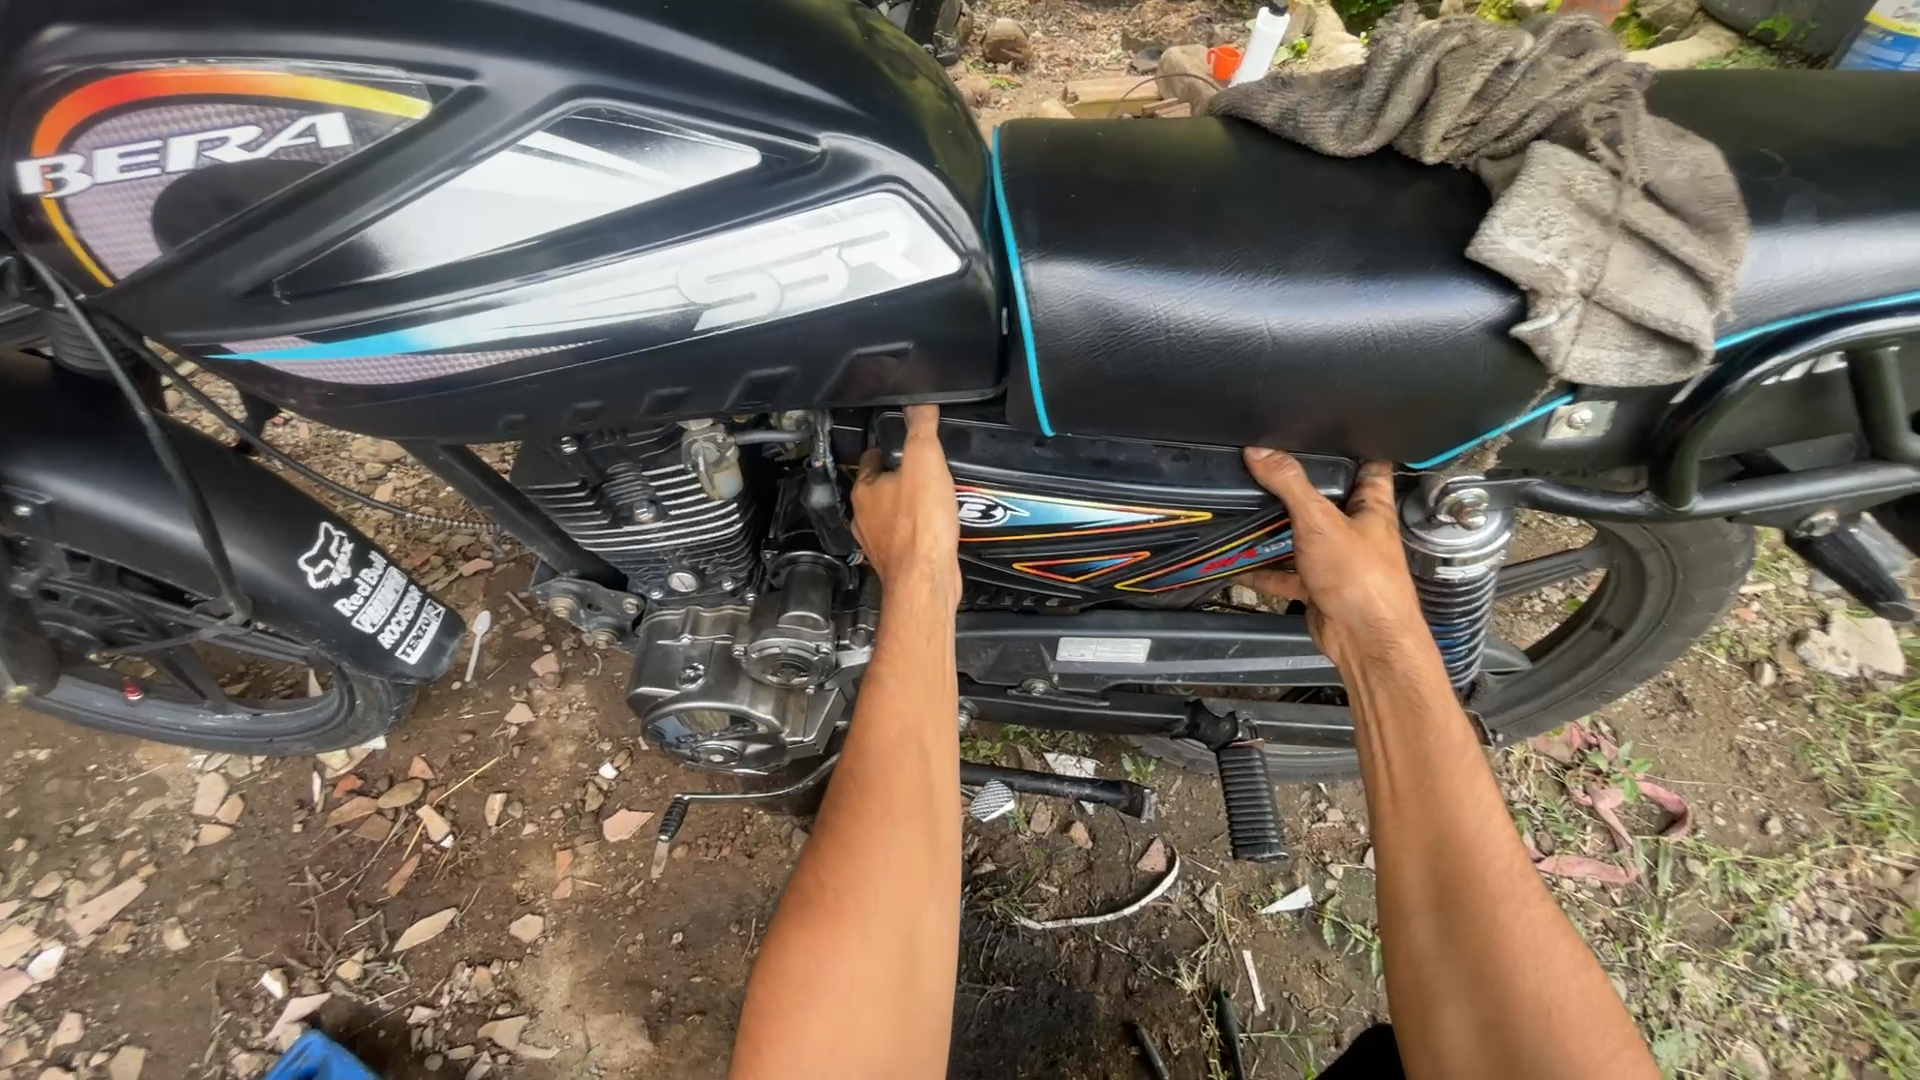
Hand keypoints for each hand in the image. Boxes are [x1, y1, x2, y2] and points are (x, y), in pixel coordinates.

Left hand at [853, 406, 961, 607]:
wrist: (927, 580)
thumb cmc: (921, 528)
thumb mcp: (924, 461)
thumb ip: (921, 428)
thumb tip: (921, 403)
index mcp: (864, 491)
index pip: (869, 458)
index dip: (885, 446)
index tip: (897, 440)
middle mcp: (865, 518)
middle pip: (877, 488)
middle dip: (895, 477)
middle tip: (918, 468)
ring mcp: (880, 542)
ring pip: (888, 516)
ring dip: (904, 505)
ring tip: (928, 496)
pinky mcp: (898, 562)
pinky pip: (904, 538)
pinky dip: (915, 531)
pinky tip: (932, 529)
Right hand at [1237, 449, 1429, 669]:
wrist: (1364, 640)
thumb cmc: (1360, 577)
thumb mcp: (1319, 520)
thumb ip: (1288, 484)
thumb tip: (1259, 451)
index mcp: (1371, 509)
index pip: (1369, 468)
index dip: (1352, 450)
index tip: (1325, 435)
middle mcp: (1356, 532)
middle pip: (1325, 503)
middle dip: (1297, 491)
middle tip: (1264, 472)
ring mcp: (1336, 561)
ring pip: (1301, 539)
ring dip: (1275, 532)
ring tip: (1243, 511)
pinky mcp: (1318, 587)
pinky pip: (1285, 574)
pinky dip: (1263, 571)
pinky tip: (1239, 563)